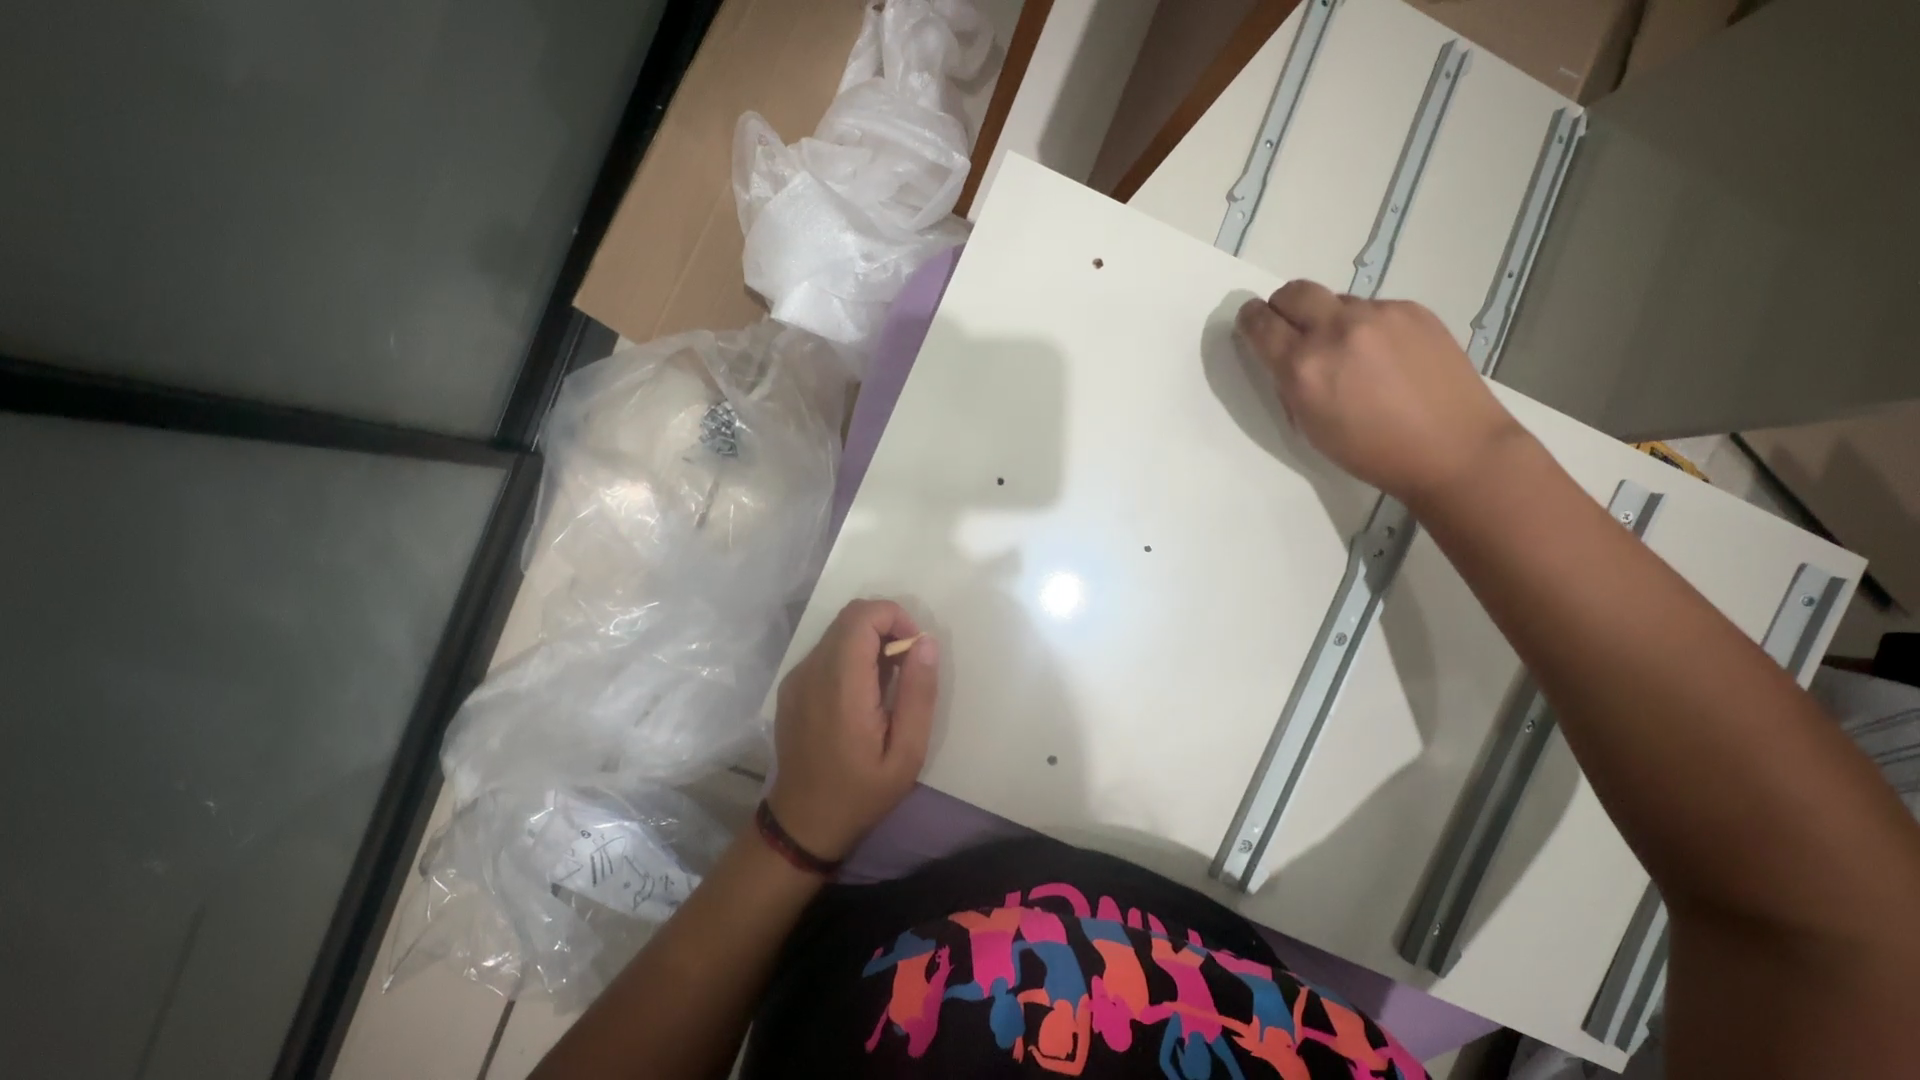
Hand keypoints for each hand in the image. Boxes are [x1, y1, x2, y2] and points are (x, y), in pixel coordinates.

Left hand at [768, 600, 939, 860]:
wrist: (803, 823)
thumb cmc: (861, 793)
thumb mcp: (906, 753)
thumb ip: (918, 694)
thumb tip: (925, 642)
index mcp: (841, 685)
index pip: (862, 616)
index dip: (895, 617)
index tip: (915, 650)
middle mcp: (811, 672)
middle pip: (850, 617)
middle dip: (885, 627)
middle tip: (906, 667)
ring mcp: (796, 678)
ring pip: (837, 633)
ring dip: (868, 643)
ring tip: (887, 685)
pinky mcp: (791, 688)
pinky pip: (825, 653)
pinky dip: (849, 657)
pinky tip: (862, 696)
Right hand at [1235, 280, 1528, 507]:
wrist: (1454, 449)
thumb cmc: (1373, 453)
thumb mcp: (1311, 427)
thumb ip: (1290, 384)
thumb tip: (1285, 356)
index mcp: (1304, 367)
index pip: (1260, 324)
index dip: (1250, 321)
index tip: (1252, 324)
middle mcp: (1336, 330)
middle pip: (1294, 292)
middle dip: (1283, 306)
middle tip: (1290, 327)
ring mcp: (1378, 315)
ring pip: (1336, 300)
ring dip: (1329, 320)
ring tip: (1351, 354)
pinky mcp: (1412, 310)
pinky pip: (1373, 308)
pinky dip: (1367, 326)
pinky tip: (1386, 357)